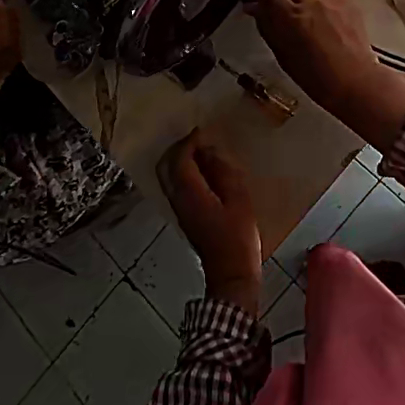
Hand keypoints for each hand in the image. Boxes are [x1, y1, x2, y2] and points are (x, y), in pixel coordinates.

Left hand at [163, 130, 262, 315]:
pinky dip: (182, 172)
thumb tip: (210, 152)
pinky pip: (175, 185)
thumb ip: (223, 173)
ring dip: (178, 159)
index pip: (179, 160)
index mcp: (190, 194)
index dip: (188, 142)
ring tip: (201, 151)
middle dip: (178, 148)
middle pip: (165, 166)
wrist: (231, 274)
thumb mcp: (239, 200)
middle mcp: (177, 199)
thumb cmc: (239, 239)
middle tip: (197, 138)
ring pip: (167, 176)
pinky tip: (202, 170)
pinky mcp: (183, 215)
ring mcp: (178, 209)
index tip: (202, 131)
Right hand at [249, 0, 404, 151]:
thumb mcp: (282, 54)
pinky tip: (320, 15)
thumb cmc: (314, 76)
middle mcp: (311, 0)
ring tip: (301, 10)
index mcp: (290, 15)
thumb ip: (268, 28)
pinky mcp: (347, 2)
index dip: (262, 1)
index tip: (260, 10)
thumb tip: (256, 10)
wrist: (353, 80)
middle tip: (281, 9)